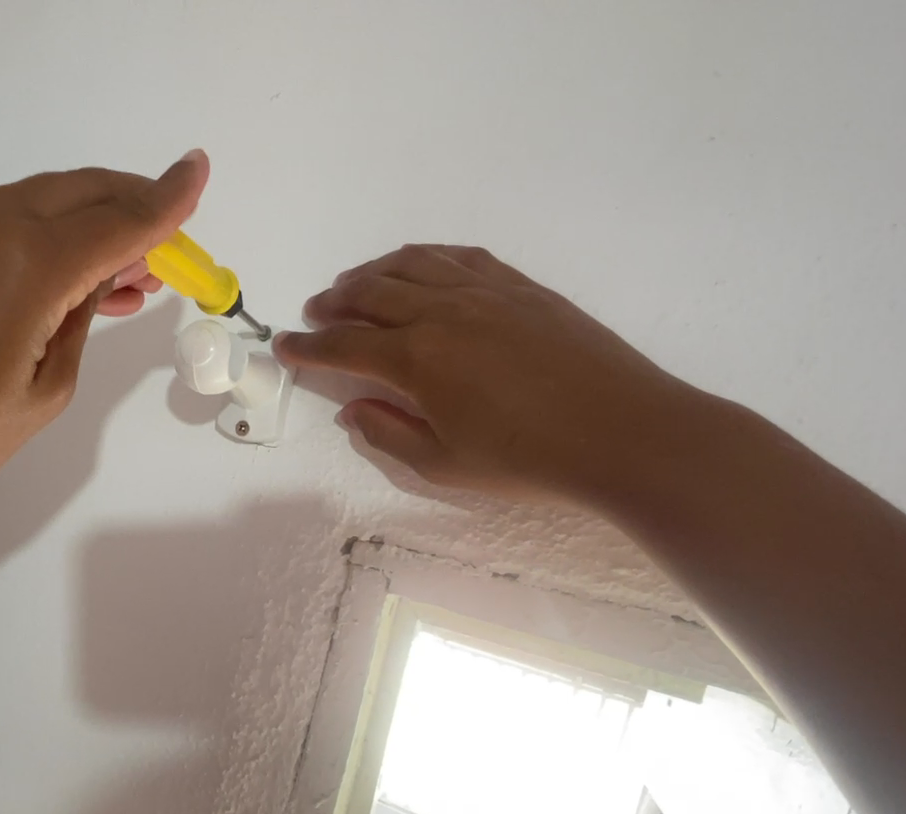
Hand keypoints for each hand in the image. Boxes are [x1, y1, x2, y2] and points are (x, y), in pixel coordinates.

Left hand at [0, 151, 207, 538]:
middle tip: (169, 244)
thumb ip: (79, 318)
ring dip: (95, 225)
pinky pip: (11, 222)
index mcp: (30, 261)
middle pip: (84, 193)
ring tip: (135, 272)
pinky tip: (79, 278)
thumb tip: (95, 277)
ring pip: (48, 202)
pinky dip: (53, 238)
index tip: (199, 174)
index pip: (120, 218)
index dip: (167, 201)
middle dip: (133, 210)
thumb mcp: (43, 390)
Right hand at [276, 244, 708, 507]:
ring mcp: (485, 291)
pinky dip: (425, 257)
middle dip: (335, 303)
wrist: (622, 432)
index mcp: (417, 358)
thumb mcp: (442, 465)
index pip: (344, 346)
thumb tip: (352, 410)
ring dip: (373, 273)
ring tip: (355, 285)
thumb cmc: (525, 460)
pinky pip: (459, 257)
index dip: (307, 348)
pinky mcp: (520, 286)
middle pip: (372, 293)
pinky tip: (418, 267)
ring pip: (412, 265)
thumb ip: (387, 433)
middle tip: (315, 313)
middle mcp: (443, 311)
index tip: (283, 347)